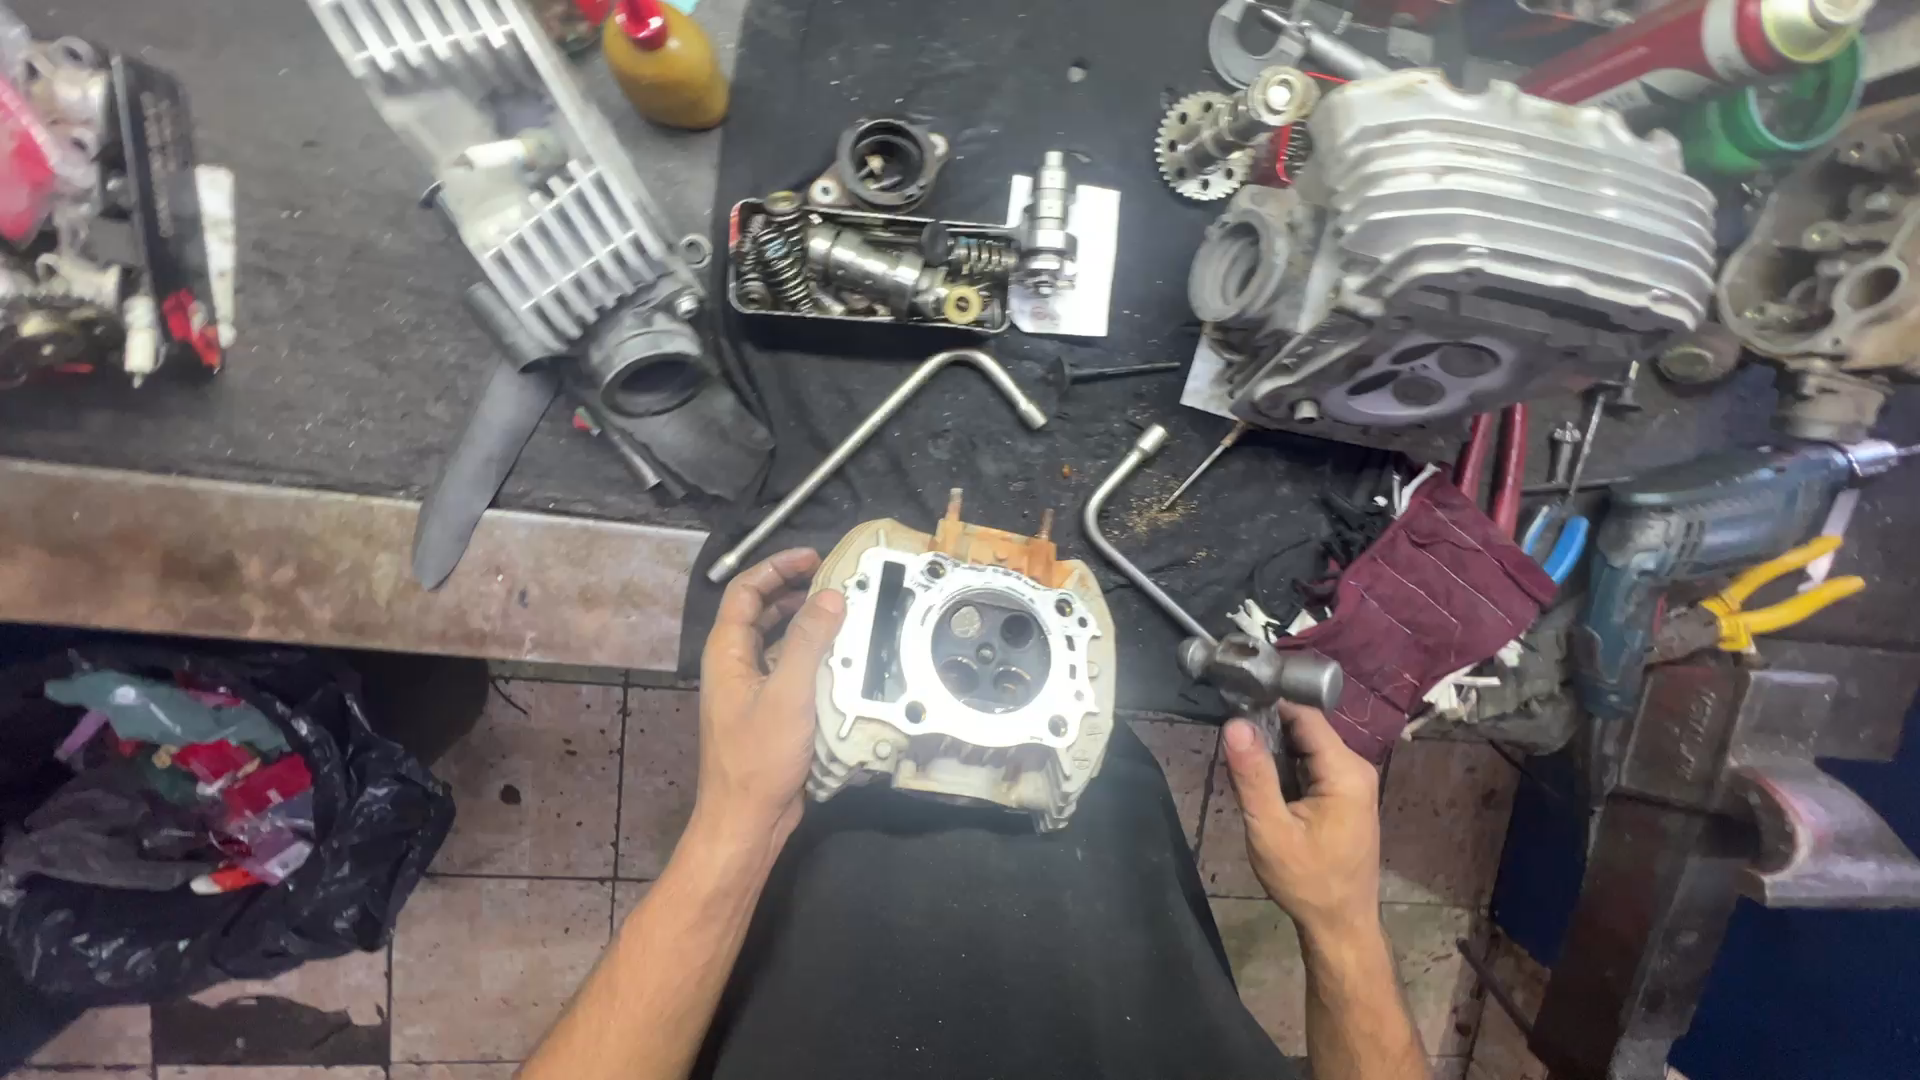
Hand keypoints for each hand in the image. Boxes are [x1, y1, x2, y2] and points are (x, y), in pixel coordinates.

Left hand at [695, 548, 845, 847]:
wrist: (746, 820)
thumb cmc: (759, 756)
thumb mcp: (788, 693)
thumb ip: (808, 641)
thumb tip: (831, 596)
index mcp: (727, 652)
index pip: (745, 592)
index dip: (776, 568)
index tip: (812, 557)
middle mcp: (735, 665)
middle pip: (759, 611)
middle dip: (792, 589)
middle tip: (832, 580)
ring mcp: (751, 688)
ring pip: (775, 639)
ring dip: (804, 621)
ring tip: (840, 611)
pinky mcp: (770, 710)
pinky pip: (789, 667)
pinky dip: (812, 653)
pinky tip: (840, 657)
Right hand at [1222, 703, 1381, 942]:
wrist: (1338, 925)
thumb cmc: (1306, 880)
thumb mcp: (1270, 829)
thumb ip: (1253, 774)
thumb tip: (1235, 723)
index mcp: (1345, 772)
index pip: (1305, 714)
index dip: (1268, 704)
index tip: (1232, 705)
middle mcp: (1355, 768)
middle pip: (1305, 726)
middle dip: (1267, 727)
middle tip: (1230, 740)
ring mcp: (1352, 781)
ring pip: (1305, 743)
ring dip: (1273, 746)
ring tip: (1239, 760)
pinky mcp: (1343, 793)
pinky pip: (1309, 762)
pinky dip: (1283, 763)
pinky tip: (1260, 779)